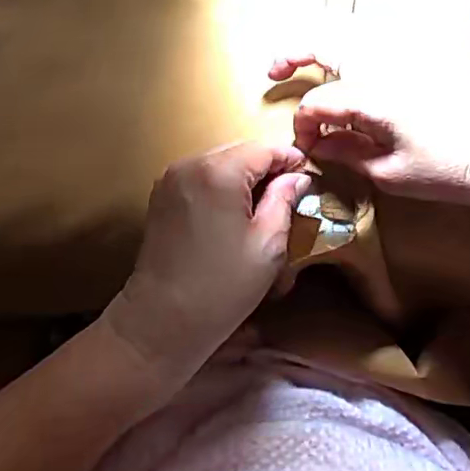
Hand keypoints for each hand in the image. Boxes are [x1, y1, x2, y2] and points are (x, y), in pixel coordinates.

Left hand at [104, 142, 311, 378]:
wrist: (160, 321)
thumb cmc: (222, 287)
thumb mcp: (267, 245)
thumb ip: (284, 201)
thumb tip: (297, 177)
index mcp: (218, 172)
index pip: (262, 149)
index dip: (289, 157)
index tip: (309, 172)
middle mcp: (190, 164)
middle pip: (238, 151)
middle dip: (266, 165)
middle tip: (291, 189)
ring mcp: (170, 177)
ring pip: (218, 161)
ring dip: (243, 174)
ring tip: (265, 201)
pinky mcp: (160, 194)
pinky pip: (200, 175)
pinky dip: (220, 183)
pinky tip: (234, 209)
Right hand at [270, 53, 469, 221]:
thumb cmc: (448, 171)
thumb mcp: (389, 172)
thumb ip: (346, 151)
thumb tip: (319, 143)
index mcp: (370, 93)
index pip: (317, 100)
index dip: (304, 124)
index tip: (305, 145)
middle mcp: (383, 61)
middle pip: (324, 39)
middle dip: (293, 52)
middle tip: (275, 70)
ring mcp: (406, 52)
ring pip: (350, 30)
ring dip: (322, 42)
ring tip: (309, 62)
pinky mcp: (424, 54)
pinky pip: (377, 36)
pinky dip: (353, 42)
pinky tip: (352, 62)